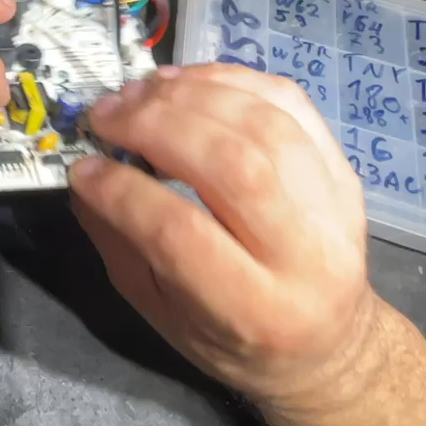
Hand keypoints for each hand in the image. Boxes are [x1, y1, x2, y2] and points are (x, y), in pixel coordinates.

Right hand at [67, 64, 386, 416]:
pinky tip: (183, 82)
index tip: (82, 167)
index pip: (180, 232)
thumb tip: (84, 171)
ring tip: (139, 91)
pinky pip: (289, 102)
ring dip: (188, 94)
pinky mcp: (343, 169)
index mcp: (253, 309)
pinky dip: (228, 79)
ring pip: (262, 124)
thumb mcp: (154, 307)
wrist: (330, 346)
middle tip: (104, 114)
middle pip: (231, 165)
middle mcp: (307, 257)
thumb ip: (117, 239)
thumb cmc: (227, 336)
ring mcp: (335, 207)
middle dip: (154, 125)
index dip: (121, 190)